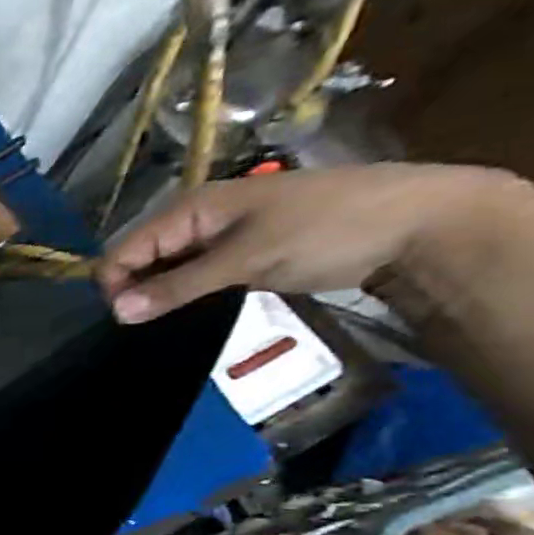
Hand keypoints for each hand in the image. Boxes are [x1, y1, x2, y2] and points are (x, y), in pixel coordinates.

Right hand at [95, 163, 497, 323]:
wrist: (418, 223)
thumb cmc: (325, 229)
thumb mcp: (244, 260)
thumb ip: (177, 288)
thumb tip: (115, 313)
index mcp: (188, 209)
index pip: (123, 250)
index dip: (115, 285)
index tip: (128, 320)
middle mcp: (195, 219)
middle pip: (138, 259)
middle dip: (134, 291)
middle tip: (149, 326)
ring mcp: (217, 237)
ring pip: (164, 270)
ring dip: (159, 296)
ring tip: (166, 324)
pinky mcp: (238, 255)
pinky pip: (191, 276)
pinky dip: (183, 295)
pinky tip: (190, 313)